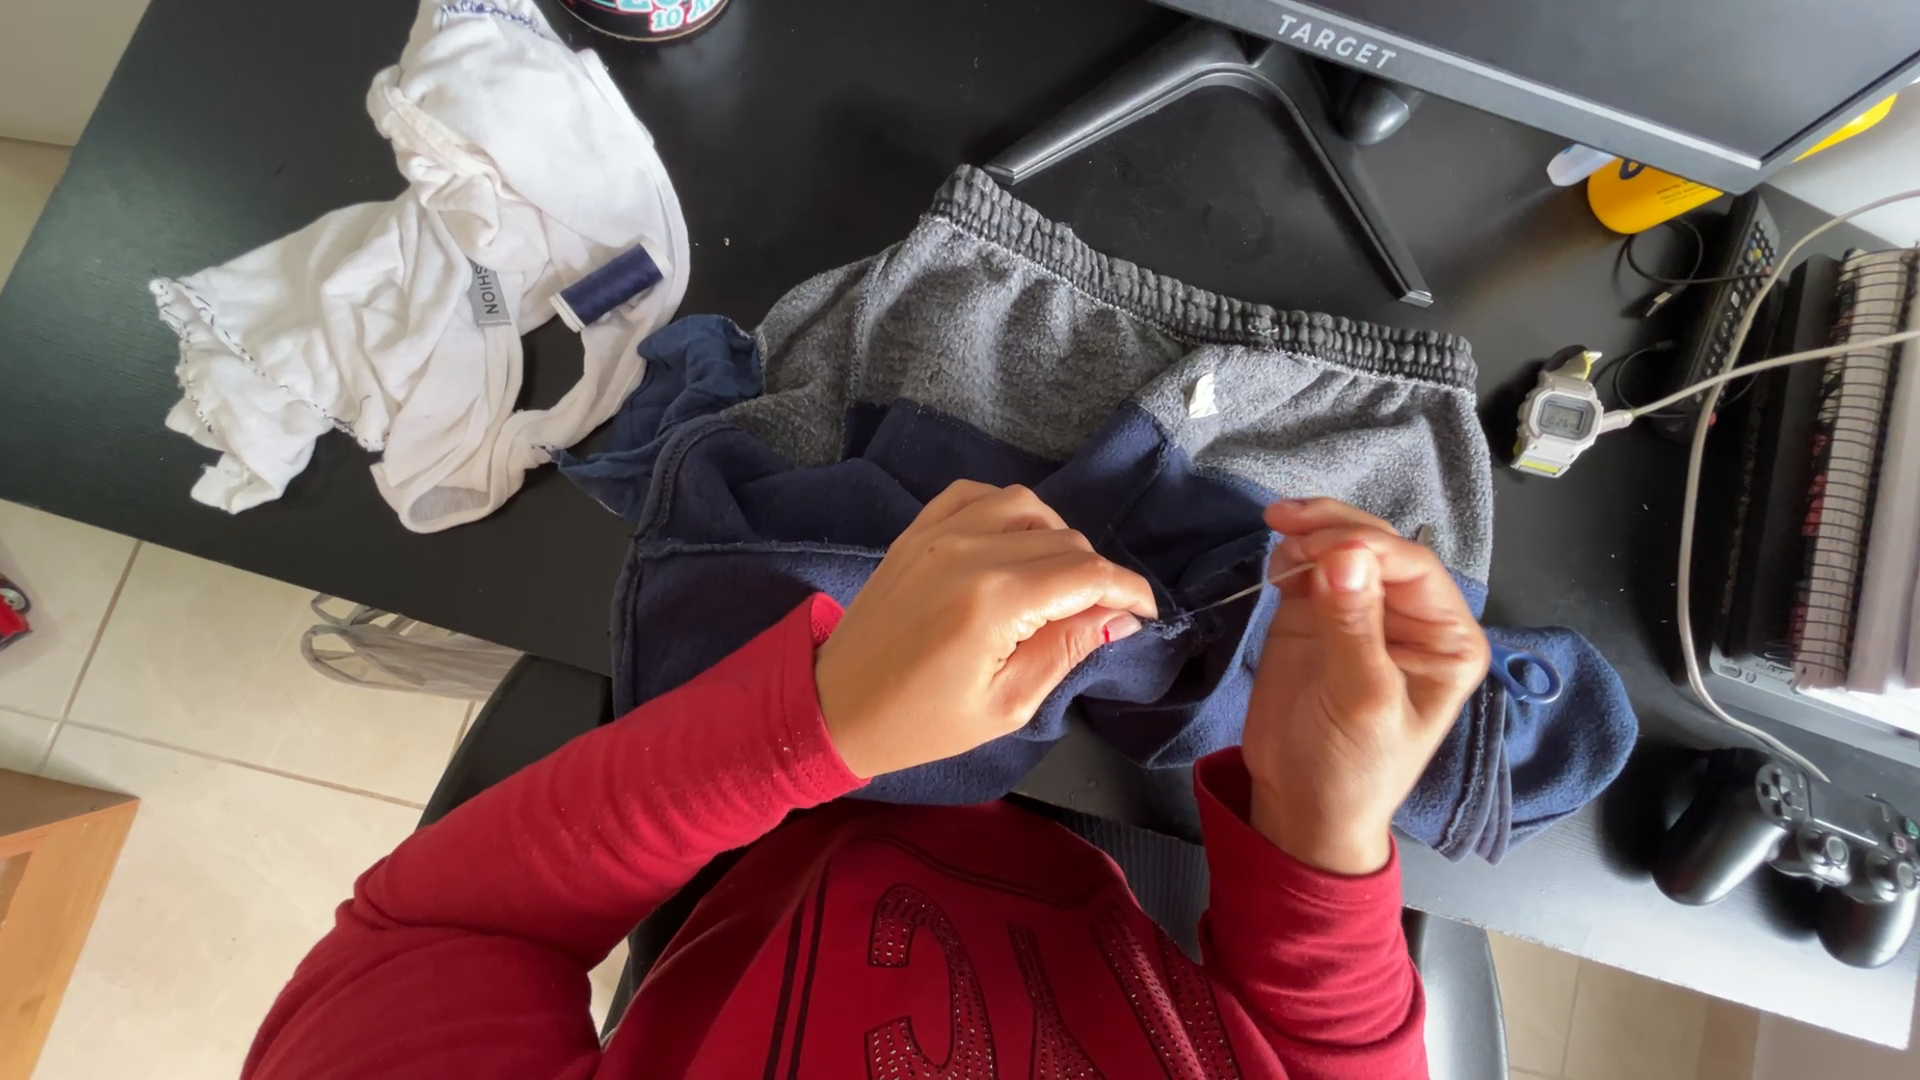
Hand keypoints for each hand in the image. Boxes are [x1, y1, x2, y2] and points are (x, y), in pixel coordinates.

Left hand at [815, 481, 1158, 779]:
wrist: (835, 705)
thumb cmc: (921, 722)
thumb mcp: (1007, 705)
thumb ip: (1066, 650)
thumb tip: (1117, 616)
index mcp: (995, 599)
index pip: (1087, 574)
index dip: (1128, 591)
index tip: (1143, 614)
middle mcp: (969, 548)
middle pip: (1064, 539)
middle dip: (1095, 575)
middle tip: (1096, 614)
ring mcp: (938, 531)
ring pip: (1027, 506)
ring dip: (1056, 537)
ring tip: (1057, 579)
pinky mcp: (916, 529)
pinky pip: (976, 494)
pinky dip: (1007, 510)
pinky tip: (1011, 542)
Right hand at [1243, 499, 1489, 874]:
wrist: (1300, 801)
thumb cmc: (1350, 766)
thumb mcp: (1360, 701)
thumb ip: (1353, 627)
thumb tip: (1344, 555)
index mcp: (1443, 637)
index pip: (1412, 567)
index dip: (1369, 547)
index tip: (1320, 547)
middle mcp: (1404, 616)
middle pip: (1375, 547)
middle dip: (1334, 527)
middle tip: (1284, 519)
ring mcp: (1355, 613)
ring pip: (1338, 549)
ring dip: (1308, 533)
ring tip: (1276, 527)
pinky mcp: (1310, 618)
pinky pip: (1304, 570)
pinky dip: (1288, 555)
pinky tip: (1275, 559)